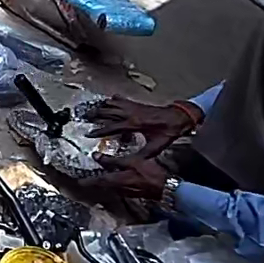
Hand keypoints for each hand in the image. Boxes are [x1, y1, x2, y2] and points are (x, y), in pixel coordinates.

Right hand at [85, 96, 199, 158]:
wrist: (178, 117)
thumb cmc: (168, 131)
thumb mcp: (156, 146)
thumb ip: (144, 154)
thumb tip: (133, 162)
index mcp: (133, 124)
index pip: (112, 127)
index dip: (99, 131)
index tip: (89, 134)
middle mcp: (130, 113)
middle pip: (108, 112)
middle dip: (95, 114)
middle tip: (85, 117)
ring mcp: (133, 107)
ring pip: (112, 104)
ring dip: (102, 106)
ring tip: (92, 109)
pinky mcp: (137, 104)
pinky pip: (121, 100)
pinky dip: (113, 100)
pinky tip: (109, 100)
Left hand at [87, 154, 168, 199]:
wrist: (167, 188)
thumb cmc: (150, 174)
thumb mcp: (131, 162)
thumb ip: (113, 160)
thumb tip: (96, 156)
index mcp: (117, 181)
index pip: (98, 181)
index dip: (88, 181)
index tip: (79, 182)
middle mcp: (120, 189)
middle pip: (103, 186)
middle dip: (94, 183)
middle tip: (86, 180)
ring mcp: (127, 192)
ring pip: (111, 188)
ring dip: (103, 184)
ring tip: (98, 178)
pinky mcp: (134, 193)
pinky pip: (119, 189)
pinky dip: (113, 184)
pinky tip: (115, 179)